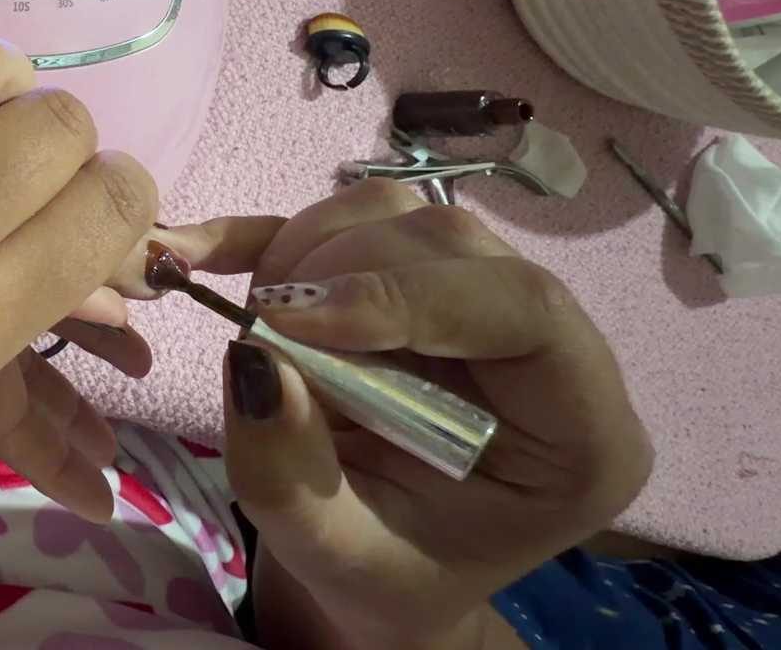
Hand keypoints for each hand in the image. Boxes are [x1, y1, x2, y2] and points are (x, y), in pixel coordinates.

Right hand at [180, 182, 652, 649]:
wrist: (368, 556)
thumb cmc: (373, 568)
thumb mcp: (328, 550)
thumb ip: (290, 474)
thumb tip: (255, 359)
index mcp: (571, 431)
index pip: (522, 309)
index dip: (402, 294)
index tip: (290, 324)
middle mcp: (537, 347)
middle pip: (448, 243)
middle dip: (337, 272)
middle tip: (263, 326)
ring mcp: (463, 300)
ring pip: (390, 213)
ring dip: (302, 250)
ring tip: (258, 315)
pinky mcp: (394, 279)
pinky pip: (335, 219)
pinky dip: (266, 232)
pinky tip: (209, 255)